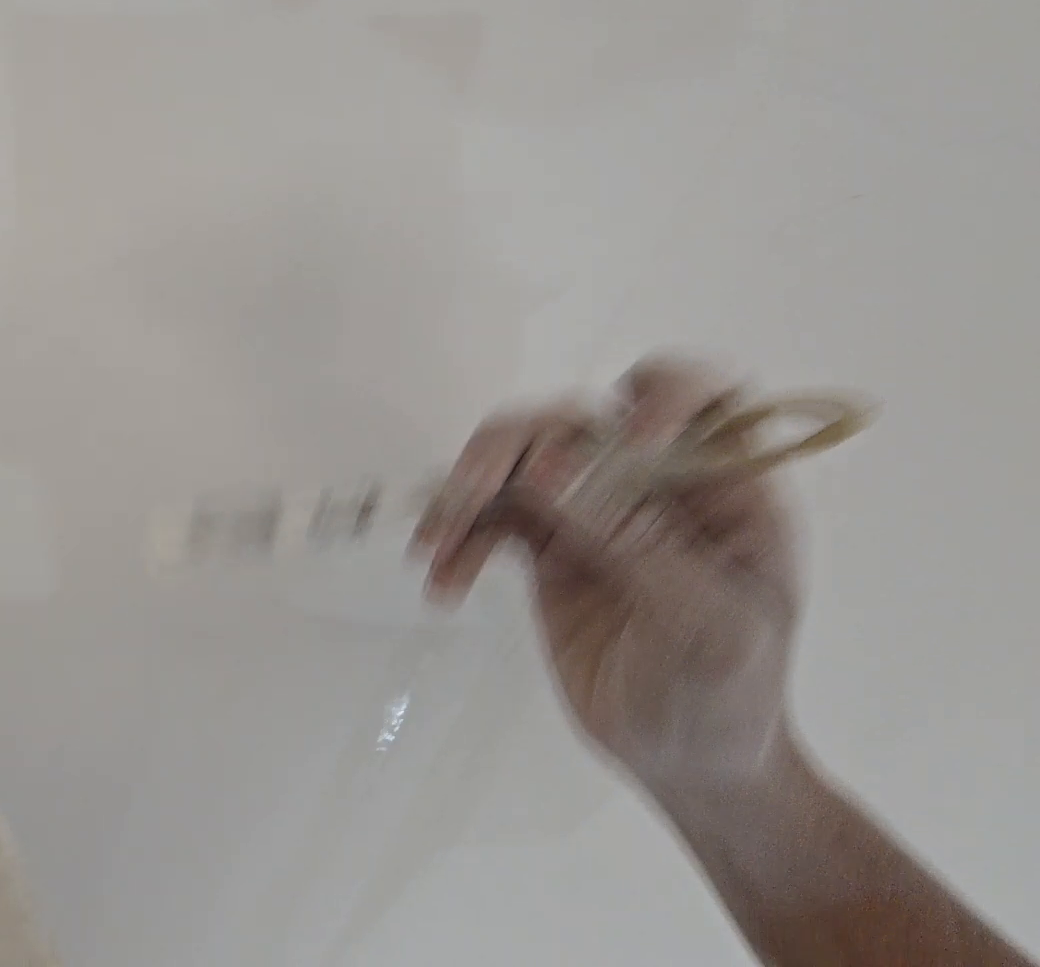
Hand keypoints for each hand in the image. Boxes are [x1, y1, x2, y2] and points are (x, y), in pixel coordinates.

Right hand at [411, 356, 800, 792]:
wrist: (678, 759)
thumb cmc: (723, 696)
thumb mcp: (704, 626)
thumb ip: (636, 541)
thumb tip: (548, 468)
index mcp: (722, 489)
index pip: (696, 397)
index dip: (655, 397)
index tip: (619, 444)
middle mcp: (650, 484)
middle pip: (569, 421)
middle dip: (509, 452)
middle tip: (468, 497)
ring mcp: (589, 510)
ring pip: (514, 463)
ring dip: (464, 496)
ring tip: (432, 548)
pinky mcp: (542, 542)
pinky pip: (488, 517)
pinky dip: (457, 542)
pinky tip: (443, 584)